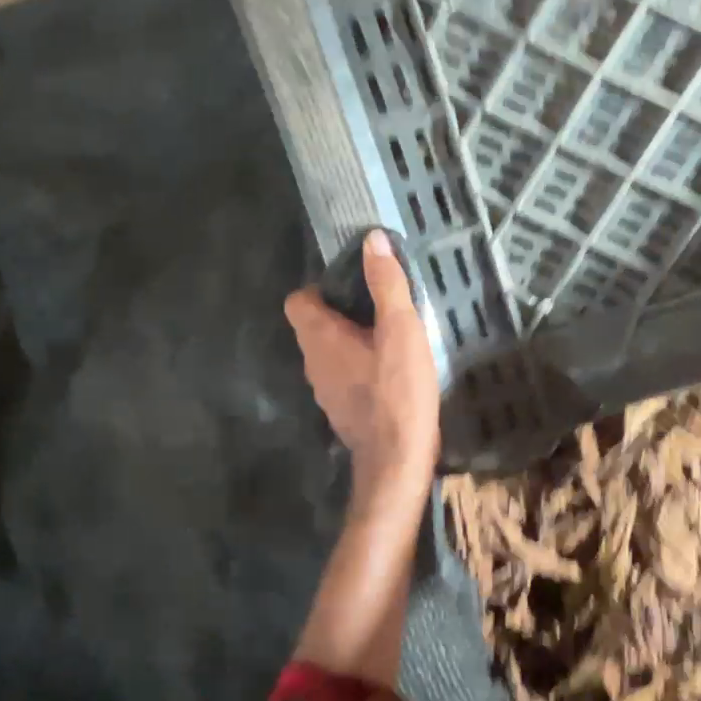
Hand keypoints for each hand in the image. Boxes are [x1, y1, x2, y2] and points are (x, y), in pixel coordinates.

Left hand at [285, 231, 439, 490]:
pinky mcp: (343, 409)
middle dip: (344, 309)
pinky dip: (361, 363)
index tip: (358, 282)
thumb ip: (387, 284)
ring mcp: (326, 390)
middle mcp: (314, 362)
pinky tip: (392, 367)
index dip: (324, 286)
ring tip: (391, 332)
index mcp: (320, 338)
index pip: (300, 300)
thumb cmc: (398, 389)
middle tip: (383, 302)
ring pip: (331, 350)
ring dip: (353, 337)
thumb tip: (372, 239)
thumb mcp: (400, 329)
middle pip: (315, 324)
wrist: (397, 460)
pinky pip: (345, 373)